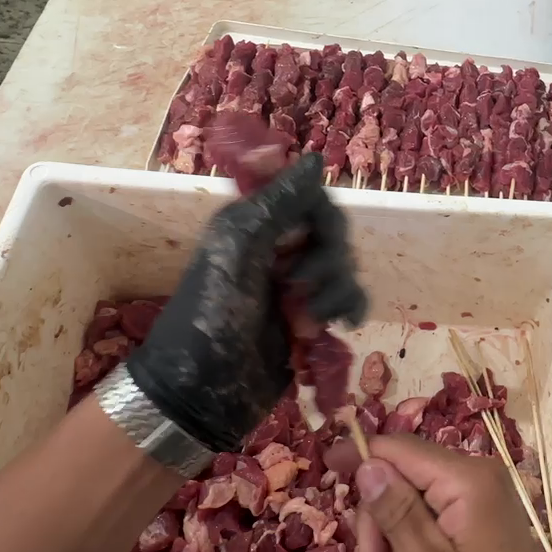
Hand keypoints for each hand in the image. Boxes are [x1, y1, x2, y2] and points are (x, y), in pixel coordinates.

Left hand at [126, 153, 363, 451]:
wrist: (199, 393)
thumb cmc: (210, 315)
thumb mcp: (239, 248)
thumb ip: (278, 201)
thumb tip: (317, 158)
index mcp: (257, 223)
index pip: (309, 195)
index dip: (318, 210)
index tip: (310, 231)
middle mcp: (281, 247)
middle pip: (334, 230)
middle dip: (326, 257)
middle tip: (299, 282)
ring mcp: (299, 284)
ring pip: (345, 265)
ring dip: (332, 291)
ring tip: (303, 319)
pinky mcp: (314, 317)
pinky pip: (352, 298)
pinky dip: (350, 308)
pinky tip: (343, 324)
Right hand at [353, 435, 551, 551]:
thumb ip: (396, 513)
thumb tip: (368, 462)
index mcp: (467, 477)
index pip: (401, 447)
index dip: (362, 452)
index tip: (326, 463)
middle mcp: (478, 476)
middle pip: (407, 475)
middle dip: (381, 518)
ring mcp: (484, 499)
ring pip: (418, 500)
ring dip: (398, 540)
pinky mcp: (485, 522)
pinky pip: (437, 519)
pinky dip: (419, 548)